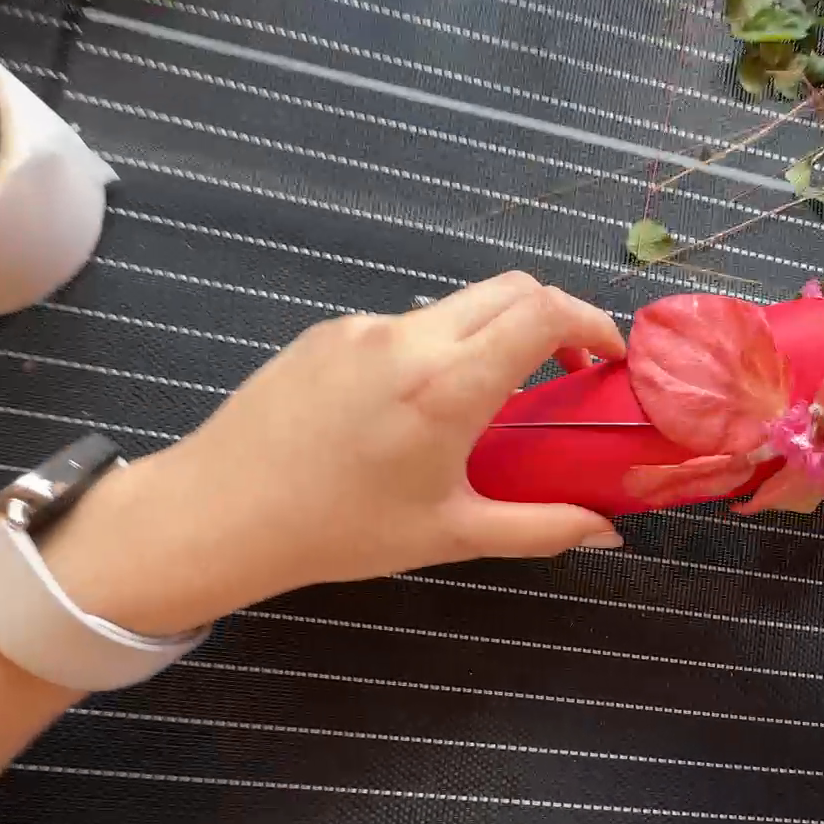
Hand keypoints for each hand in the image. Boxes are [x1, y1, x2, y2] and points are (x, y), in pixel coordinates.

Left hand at [40, 272, 627, 634]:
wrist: (214, 514)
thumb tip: (608, 529)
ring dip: (497, 335)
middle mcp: (411, 337)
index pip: (544, 312)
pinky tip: (415, 405)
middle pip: (513, 289)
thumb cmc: (342, 530)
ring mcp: (365, 325)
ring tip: (490, 400)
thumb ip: (541, 528)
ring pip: (460, 305)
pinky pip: (409, 324)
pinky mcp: (331, 329)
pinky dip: (443, 347)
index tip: (609, 358)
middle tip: (568, 372)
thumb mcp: (452, 534)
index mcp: (448, 385)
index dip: (593, 322)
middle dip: (557, 319)